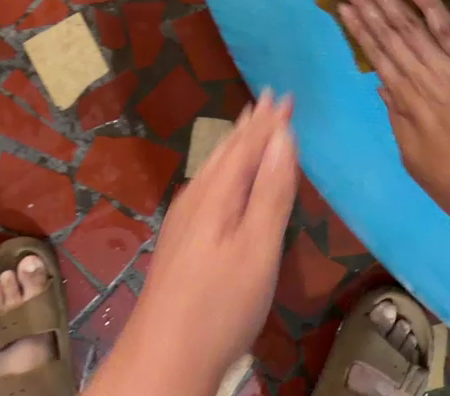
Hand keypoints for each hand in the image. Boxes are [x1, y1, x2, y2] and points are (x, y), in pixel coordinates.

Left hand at [130, 91, 297, 383]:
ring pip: (214, 167)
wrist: (163, 355)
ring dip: (236, 144)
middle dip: (252, 125)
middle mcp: (197, 196)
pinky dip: (224, 168)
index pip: (248, 145)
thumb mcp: (257, 248)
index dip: (270, 121)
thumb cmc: (220, 303)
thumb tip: (283, 136)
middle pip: (228, 151)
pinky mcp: (179, 239)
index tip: (286, 94)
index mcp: (218, 192)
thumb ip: (271, 192)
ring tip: (248, 125)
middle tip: (269, 99)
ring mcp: (183, 218)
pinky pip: (208, 184)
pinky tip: (222, 178)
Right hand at [337, 0, 449, 219]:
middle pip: (387, 34)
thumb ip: (399, 119)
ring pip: (408, 26)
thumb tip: (382, 87)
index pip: (376, 56)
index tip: (341, 6)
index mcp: (404, 102)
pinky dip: (428, 3)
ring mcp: (445, 68)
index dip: (358, 29)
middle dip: (364, 3)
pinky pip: (446, 27)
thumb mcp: (414, 157)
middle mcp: (418, 78)